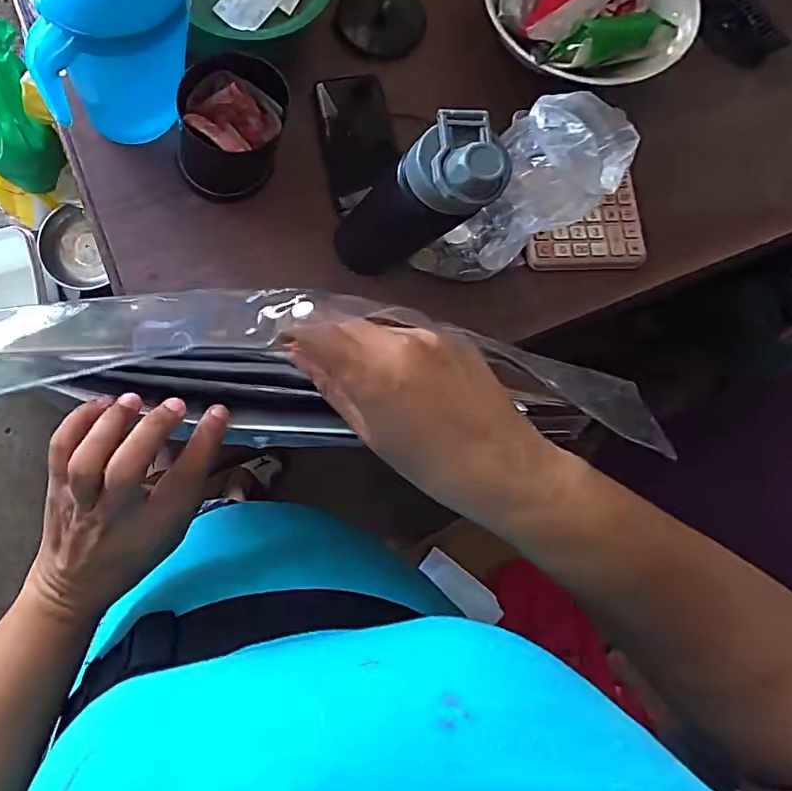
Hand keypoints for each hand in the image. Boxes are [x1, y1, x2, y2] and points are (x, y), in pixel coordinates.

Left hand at [23, 394, 227, 626]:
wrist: (74, 585)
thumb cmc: (130, 554)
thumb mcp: (170, 529)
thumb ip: (186, 485)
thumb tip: (204, 432)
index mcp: (151, 528)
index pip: (182, 483)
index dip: (203, 444)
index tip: (215, 414)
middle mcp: (112, 514)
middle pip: (127, 469)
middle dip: (152, 430)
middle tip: (173, 406)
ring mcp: (78, 500)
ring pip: (87, 460)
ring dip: (111, 423)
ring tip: (133, 400)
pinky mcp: (56, 485)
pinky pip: (60, 448)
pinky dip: (78, 420)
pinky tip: (101, 405)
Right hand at [283, 321, 567, 519]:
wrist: (508, 468)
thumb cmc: (430, 464)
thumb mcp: (370, 431)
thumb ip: (333, 387)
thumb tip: (300, 357)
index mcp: (376, 370)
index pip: (319, 332)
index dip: (296, 332)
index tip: (283, 341)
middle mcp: (401, 340)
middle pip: (344, 322)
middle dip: (323, 333)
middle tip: (311, 353)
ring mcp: (429, 334)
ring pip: (373, 324)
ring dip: (354, 337)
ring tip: (352, 364)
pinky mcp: (450, 335)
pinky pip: (402, 329)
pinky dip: (384, 341)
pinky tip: (390, 367)